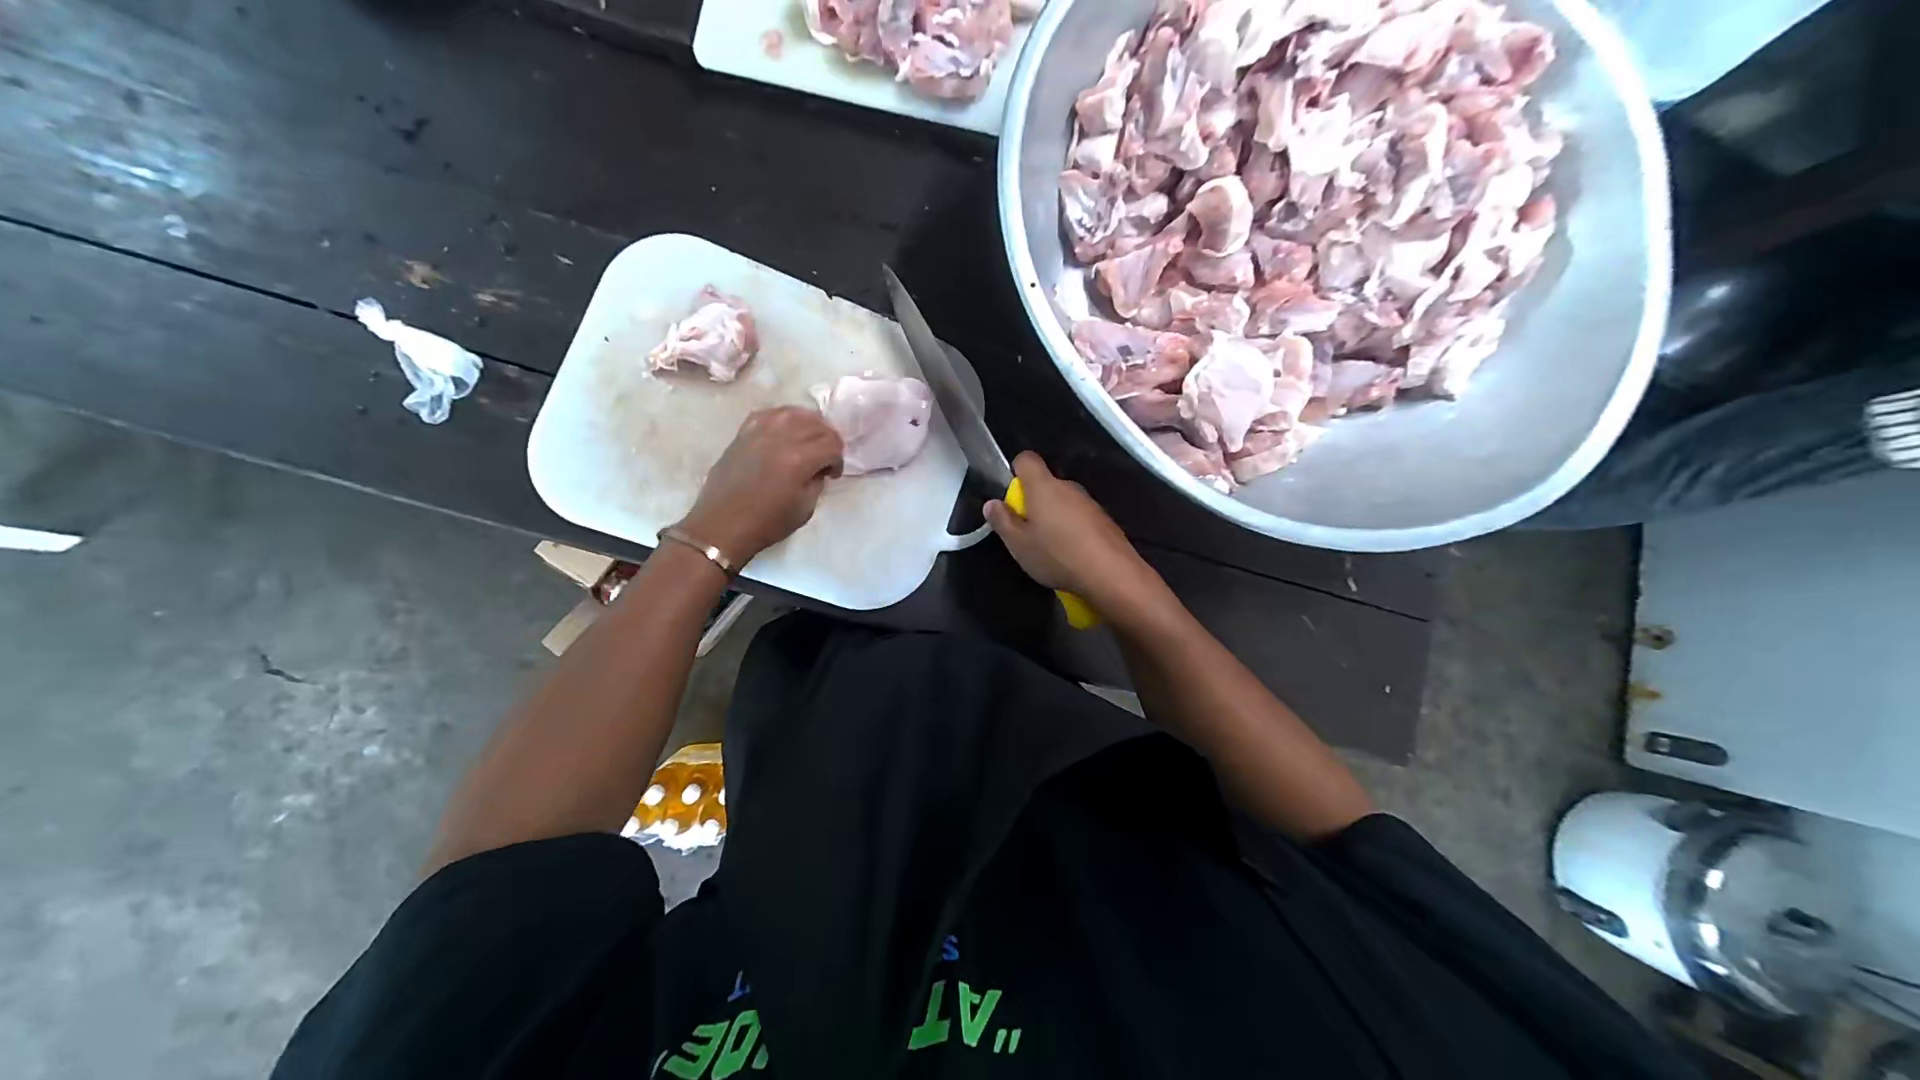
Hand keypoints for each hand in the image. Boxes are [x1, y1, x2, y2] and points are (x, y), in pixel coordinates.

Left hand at [678, 406, 844, 564]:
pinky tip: (785, 433)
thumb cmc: (767, 523)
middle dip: (828, 440)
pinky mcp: (744, 432)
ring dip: (808, 424)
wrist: (723, 525)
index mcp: (799, 459)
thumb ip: (817, 481)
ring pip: (794, 412)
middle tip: (824, 458)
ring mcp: (759, 431)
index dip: (838, 459)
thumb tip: (819, 467)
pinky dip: (783, 419)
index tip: (832, 474)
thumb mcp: (805, 508)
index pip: (832, 444)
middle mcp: (781, 437)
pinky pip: (770, 414)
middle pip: (817, 424)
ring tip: (808, 442)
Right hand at [984, 452, 1168, 620]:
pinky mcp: (1104, 520)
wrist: (1111, 574)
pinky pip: (1080, 518)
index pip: (1026, 460)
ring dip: (1054, 518)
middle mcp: (1068, 487)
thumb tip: (992, 504)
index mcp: (1043, 486)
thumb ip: (1002, 521)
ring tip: (1050, 549)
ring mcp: (1089, 502)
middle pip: (1045, 484)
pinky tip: (1072, 555)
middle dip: (1034, 503)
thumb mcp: (1019, 544)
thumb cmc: (1057, 555)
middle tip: (1027, 532)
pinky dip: (1073, 530)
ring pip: (1063, 502)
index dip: (1015, 472)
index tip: (1012, 498)